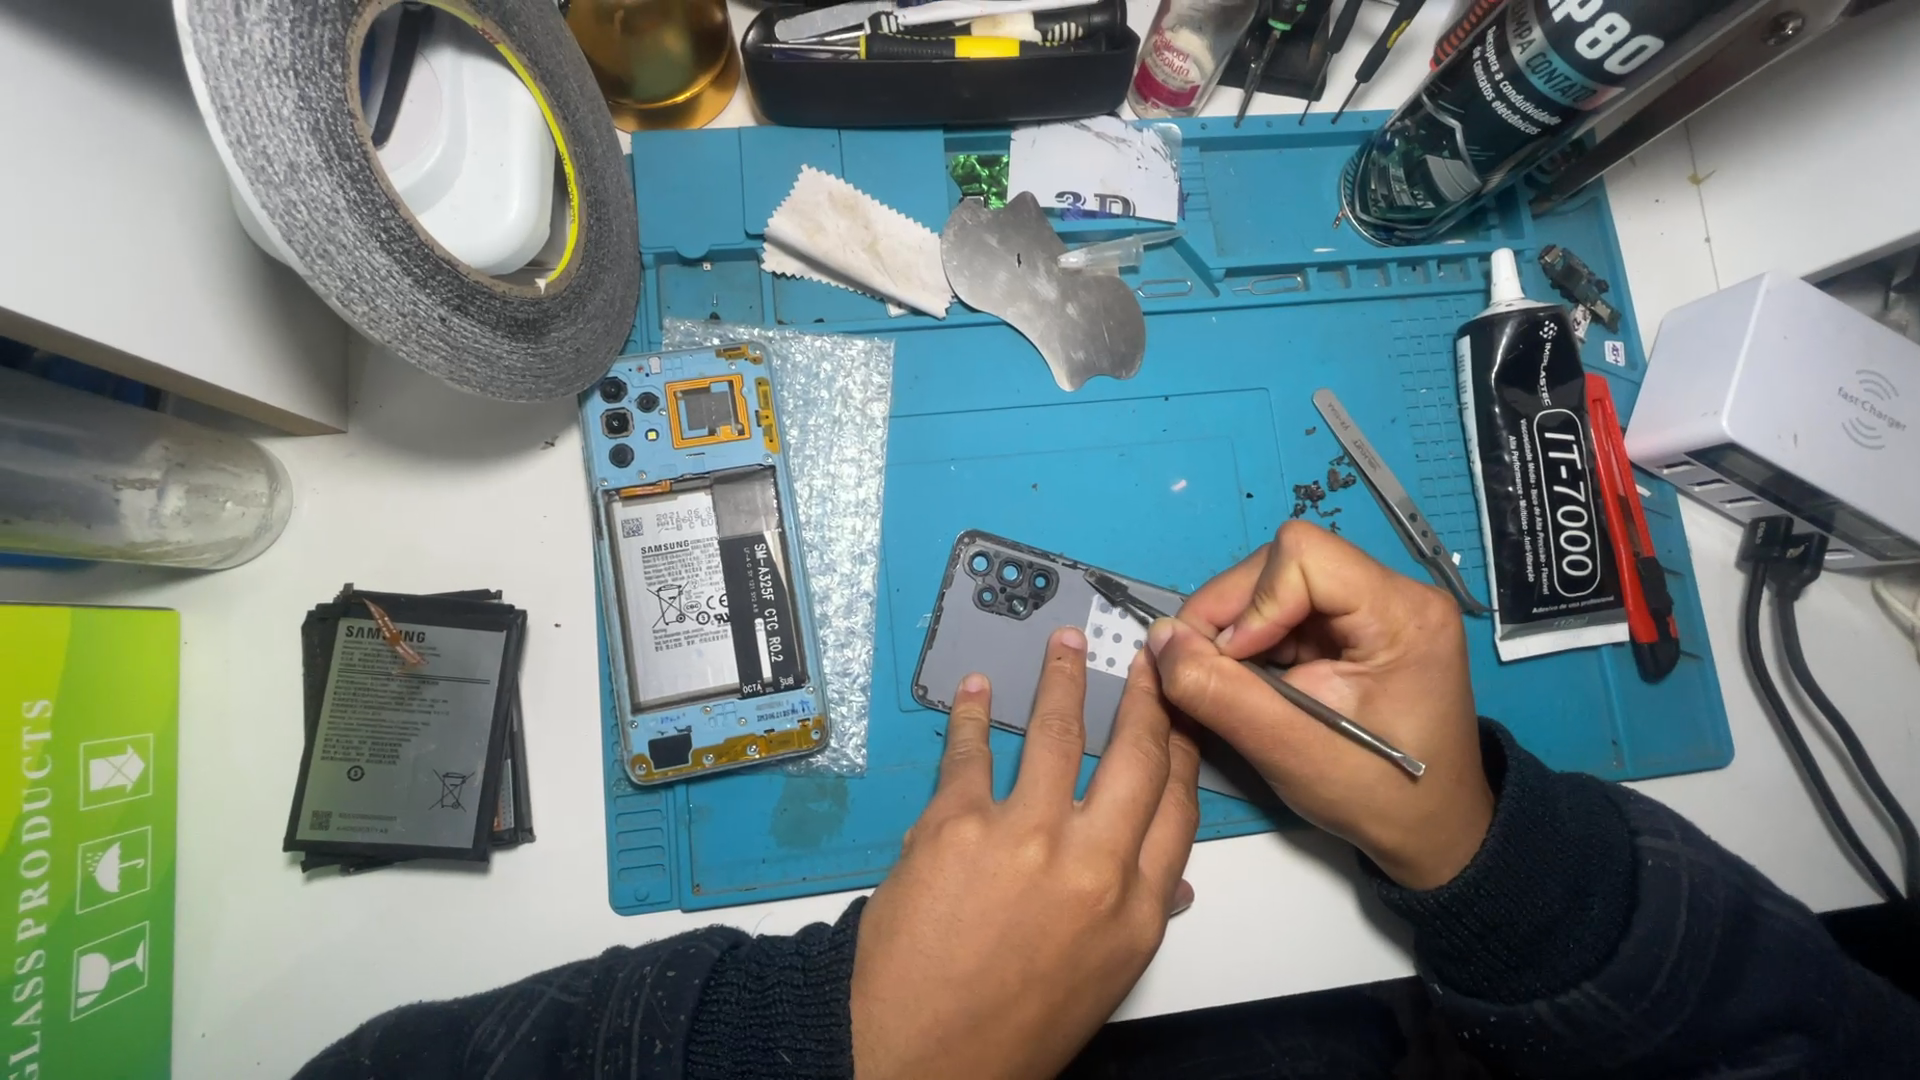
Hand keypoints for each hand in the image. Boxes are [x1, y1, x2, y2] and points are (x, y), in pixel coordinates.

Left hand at [851, 627, 1200, 1079]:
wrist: (915, 1060)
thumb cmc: (1014, 1027)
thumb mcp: (1098, 981)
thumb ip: (1138, 917)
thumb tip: (1170, 877)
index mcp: (1135, 908)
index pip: (1176, 806)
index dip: (1180, 748)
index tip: (1178, 713)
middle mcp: (1092, 863)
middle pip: (1133, 757)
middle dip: (1142, 697)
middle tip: (1142, 656)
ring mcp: (1025, 836)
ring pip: (1058, 734)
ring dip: (1062, 680)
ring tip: (1063, 643)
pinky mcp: (958, 823)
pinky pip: (970, 751)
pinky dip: (970, 713)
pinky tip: (973, 688)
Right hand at [1147, 522, 1492, 890]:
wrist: (1429, 832)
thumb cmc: (1375, 795)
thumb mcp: (1287, 748)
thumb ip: (1215, 691)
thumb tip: (1158, 640)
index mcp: (1400, 612)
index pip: (1302, 555)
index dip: (1252, 602)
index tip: (1232, 661)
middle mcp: (1390, 592)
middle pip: (1278, 563)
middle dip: (1230, 615)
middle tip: (1207, 670)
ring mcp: (1370, 605)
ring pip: (1269, 583)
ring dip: (1233, 629)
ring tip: (1230, 681)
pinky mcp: (1348, 624)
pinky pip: (1276, 608)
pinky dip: (1248, 641)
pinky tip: (1251, 680)